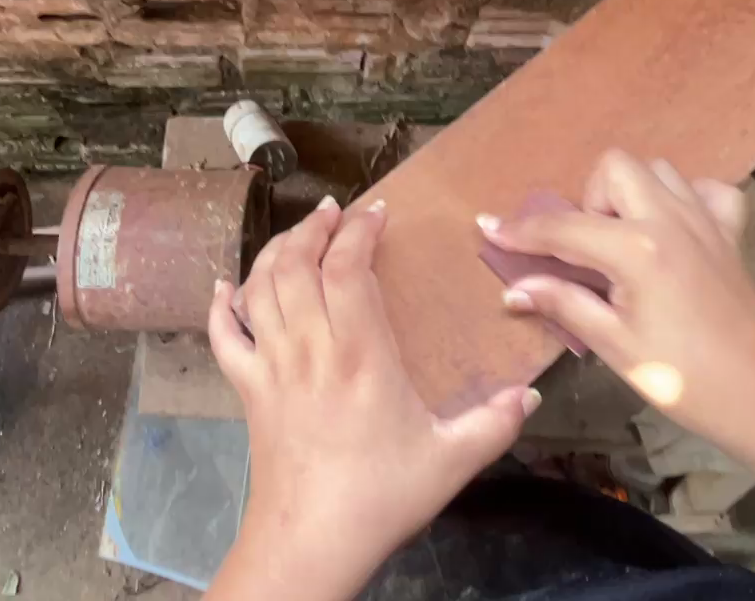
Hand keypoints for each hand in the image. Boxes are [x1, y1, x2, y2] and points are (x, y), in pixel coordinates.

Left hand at [205, 196, 540, 600]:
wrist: (309, 544)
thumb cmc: (380, 496)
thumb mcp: (451, 461)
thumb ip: (495, 423)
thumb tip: (533, 394)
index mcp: (359, 352)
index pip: (349, 267)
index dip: (360, 231)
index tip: (377, 213)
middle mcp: (309, 345)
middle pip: (298, 263)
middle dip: (314, 227)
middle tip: (333, 211)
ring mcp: (270, 363)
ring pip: (261, 286)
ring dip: (275, 250)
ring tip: (297, 234)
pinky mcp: (246, 387)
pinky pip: (223, 336)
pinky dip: (220, 306)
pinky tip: (224, 287)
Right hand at [480, 150, 754, 462]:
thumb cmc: (686, 380)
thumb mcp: (615, 346)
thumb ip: (563, 304)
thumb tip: (512, 289)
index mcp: (637, 248)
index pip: (563, 229)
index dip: (520, 231)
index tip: (489, 228)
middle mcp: (670, 218)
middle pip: (613, 168)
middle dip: (587, 201)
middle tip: (588, 251)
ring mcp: (705, 220)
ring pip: (656, 170)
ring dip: (629, 195)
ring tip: (624, 242)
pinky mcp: (730, 232)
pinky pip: (705, 189)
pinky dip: (682, 198)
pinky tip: (672, 231)